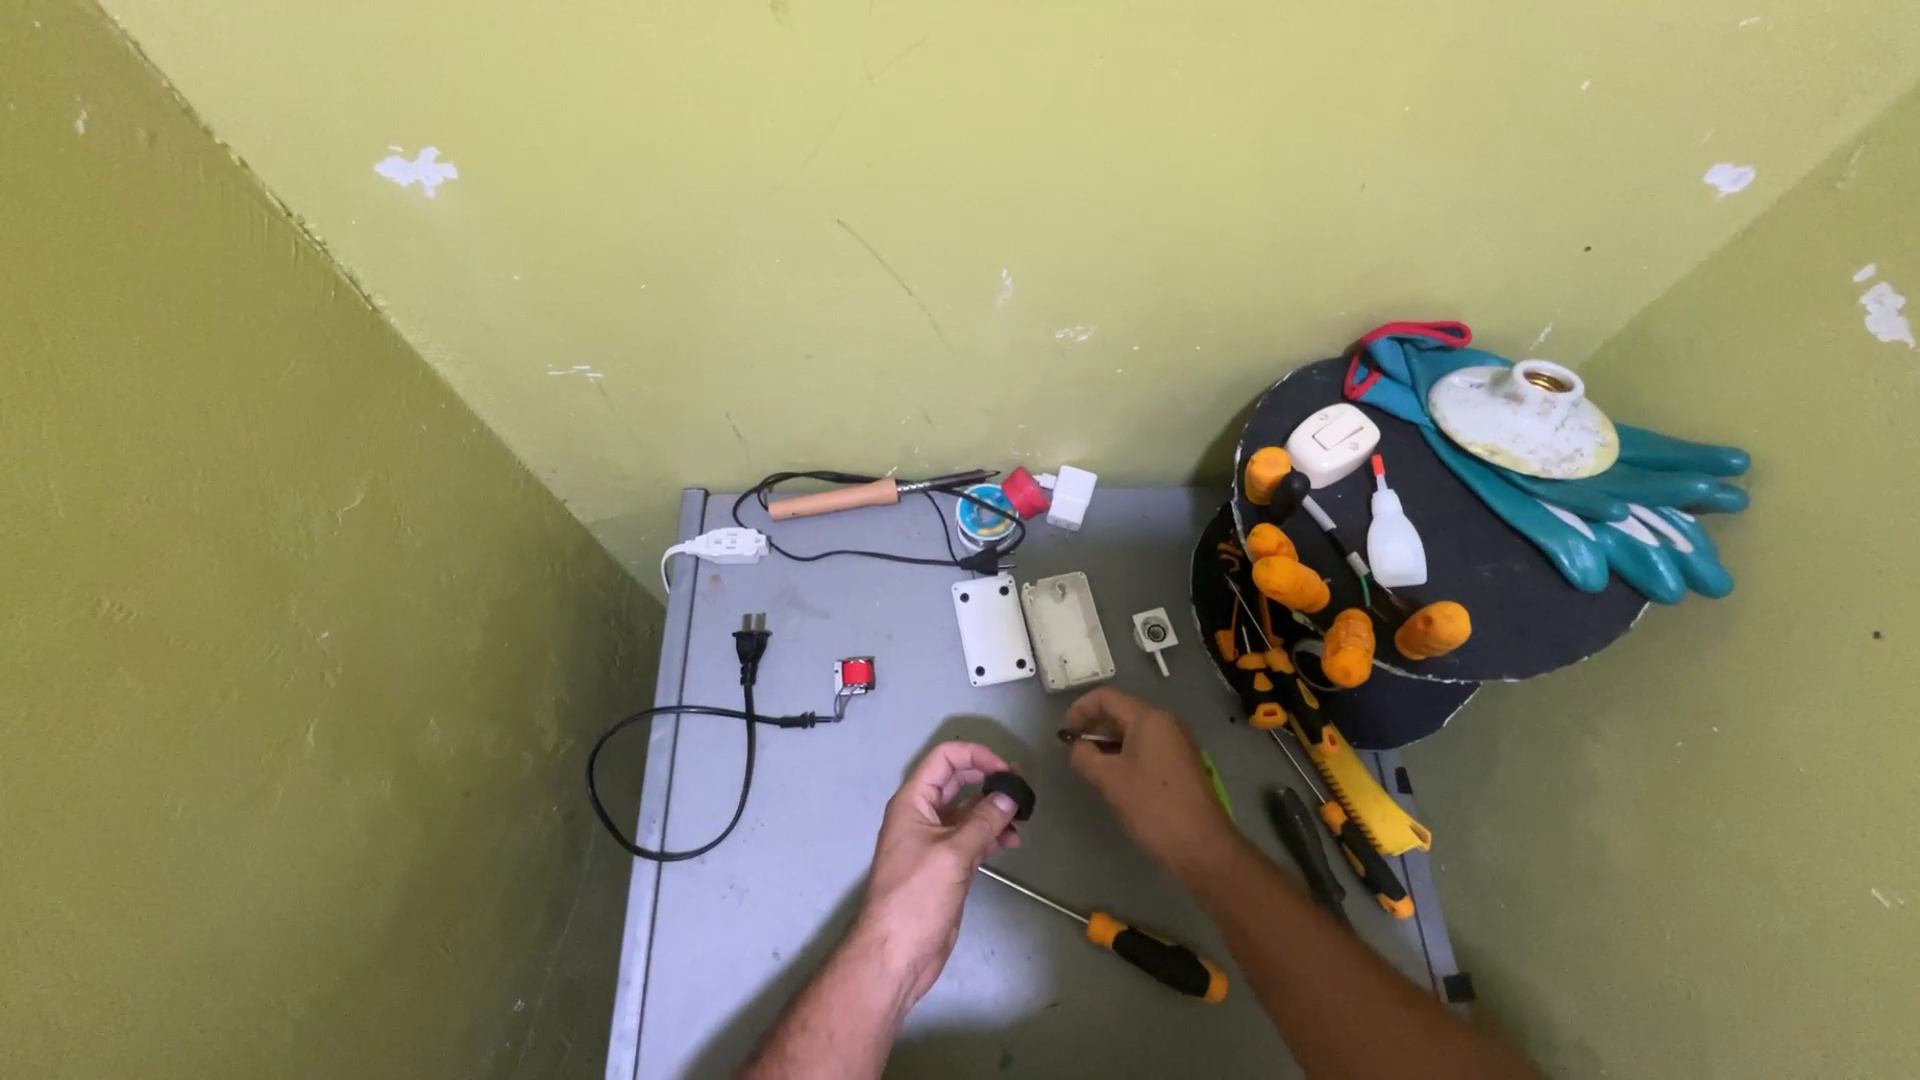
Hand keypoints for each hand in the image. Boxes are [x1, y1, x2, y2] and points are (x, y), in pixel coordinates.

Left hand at [852, 742, 1022, 1007]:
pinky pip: (972, 837)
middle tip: (1021, 787)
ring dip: (994, 809)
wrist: (896, 954)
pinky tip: (1012, 840)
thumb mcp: (953, 854)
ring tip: (1023, 815)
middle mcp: (922, 815)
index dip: (975, 755)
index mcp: (913, 801)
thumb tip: (1010, 795)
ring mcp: (935, 841)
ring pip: (968, 811)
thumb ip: (984, 821)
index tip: (1005, 769)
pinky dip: (992, 835)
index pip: (944, 759)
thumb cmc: (916, 897)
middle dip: (988, 779)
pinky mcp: (947, 865)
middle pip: (957, 781)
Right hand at [1063, 687, 1236, 878]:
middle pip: (1121, 710)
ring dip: (1108, 741)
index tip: (1063, 735)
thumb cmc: (1152, 807)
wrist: (1202, 847)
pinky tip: (1114, 775)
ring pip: (1134, 729)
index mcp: (1149, 718)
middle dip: (1093, 725)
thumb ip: (1084, 756)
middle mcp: (1166, 722)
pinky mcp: (1182, 761)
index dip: (1079, 710)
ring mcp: (1177, 741)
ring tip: (1090, 764)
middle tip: (1073, 750)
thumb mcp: (1109, 779)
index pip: (1106, 697)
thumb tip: (1077, 746)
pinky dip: (1125, 752)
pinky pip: (1147, 745)